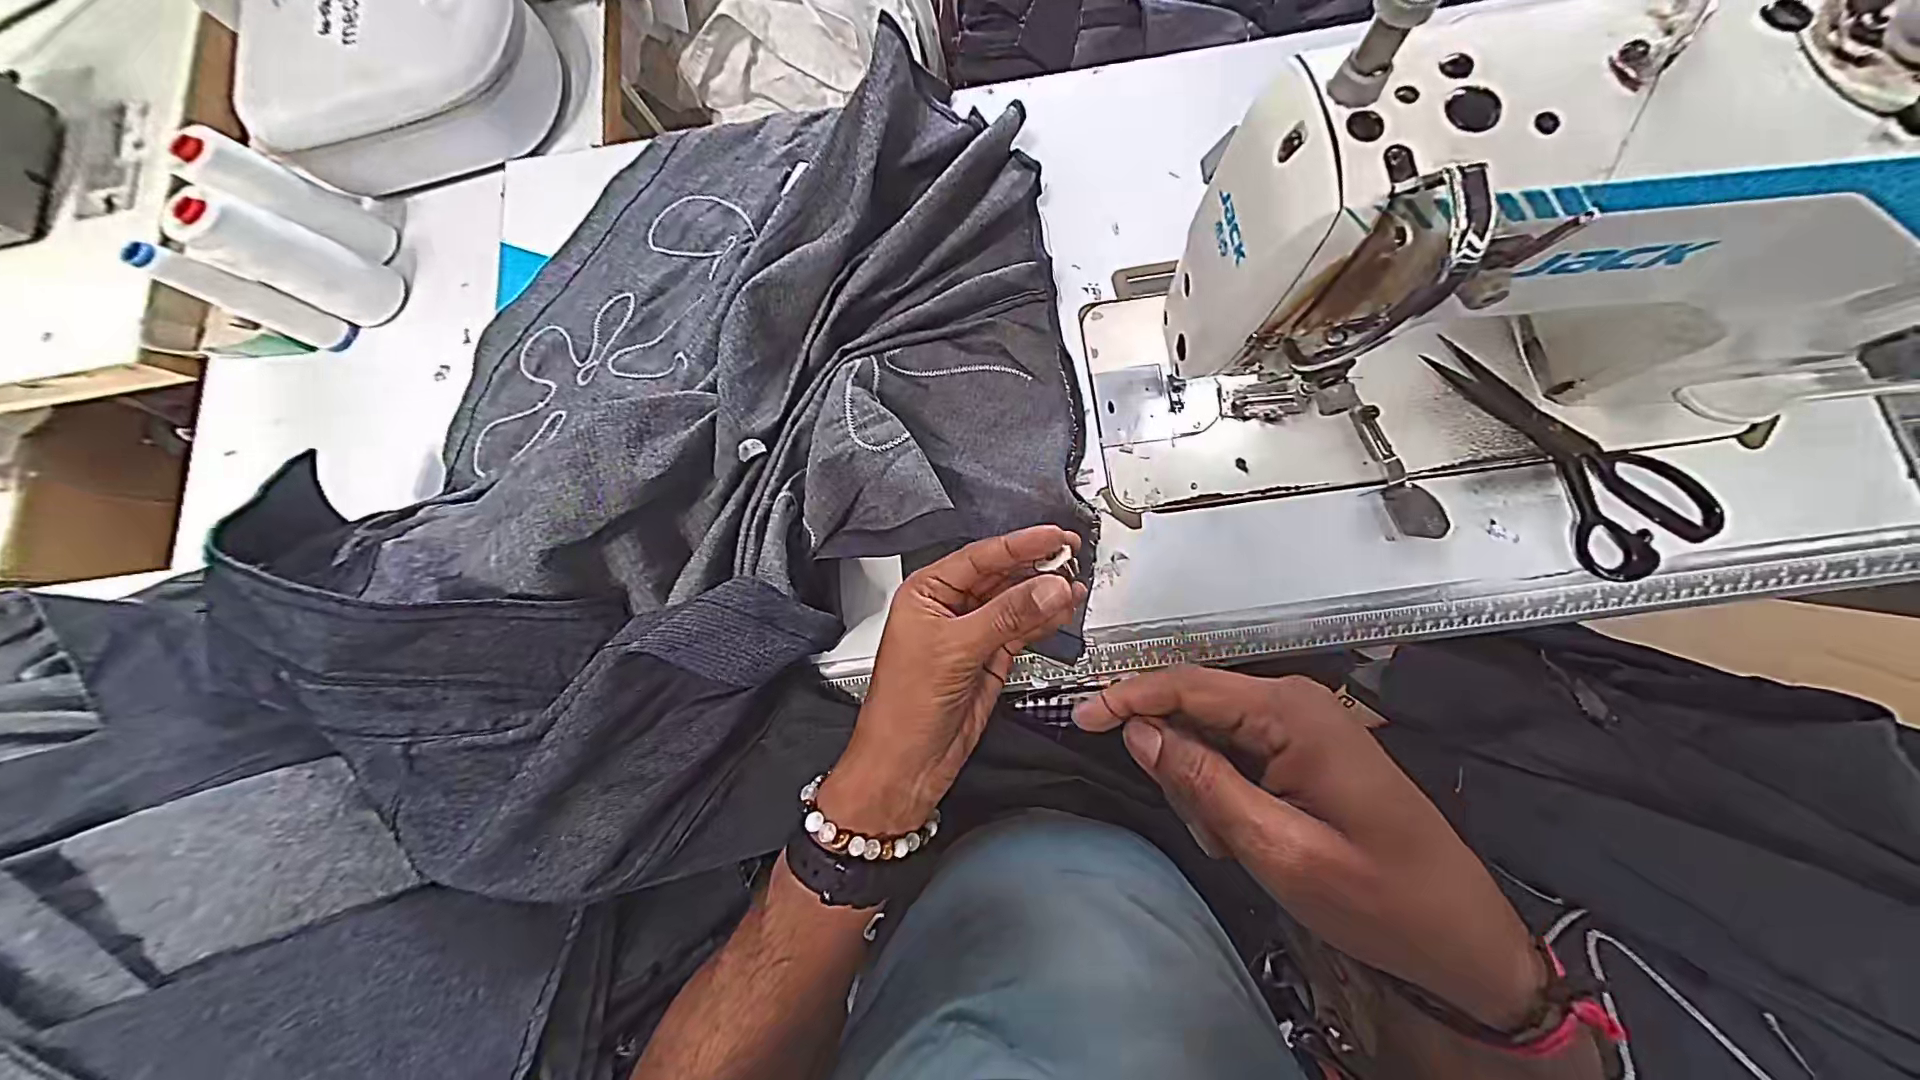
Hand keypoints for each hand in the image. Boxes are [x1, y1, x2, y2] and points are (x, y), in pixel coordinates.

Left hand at [817, 526, 1087, 834]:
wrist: (907, 763)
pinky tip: (1062, 608)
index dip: (1019, 545)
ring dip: (1045, 593)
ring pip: (1015, 603)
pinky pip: (1023, 630)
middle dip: (1036, 567)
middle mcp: (949, 609)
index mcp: (927, 593)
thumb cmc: (903, 707)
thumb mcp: (956, 649)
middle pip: (1000, 576)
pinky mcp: (989, 658)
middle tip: (1069, 556)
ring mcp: (972, 633)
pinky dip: (1044, 620)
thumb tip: (1047, 587)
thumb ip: (1007, 615)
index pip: (979, 557)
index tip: (1052, 536)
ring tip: (1073, 581)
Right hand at [1074, 667, 1545, 1030]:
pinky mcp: (1296, 746)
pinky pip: (1230, 752)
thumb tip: (1139, 732)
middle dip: (1176, 763)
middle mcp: (1291, 702)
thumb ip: (1202, 781)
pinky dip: (1220, 790)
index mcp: (1290, 712)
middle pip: (1192, 708)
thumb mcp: (1278, 848)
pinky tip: (1245, 831)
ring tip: (1235, 841)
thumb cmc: (1383, 898)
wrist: (1463, 937)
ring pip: (1205, 734)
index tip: (1081, 717)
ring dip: (1200, 785)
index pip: (1185, 685)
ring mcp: (1296, 722)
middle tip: (1206, 829)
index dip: (1127, 698)